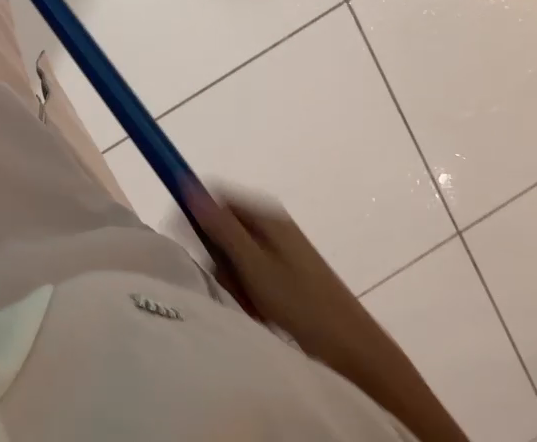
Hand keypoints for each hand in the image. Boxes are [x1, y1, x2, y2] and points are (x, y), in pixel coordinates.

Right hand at [188, 190, 372, 355]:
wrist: (354, 351)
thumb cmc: (302, 304)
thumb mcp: (254, 265)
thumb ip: (220, 226)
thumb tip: (186, 185)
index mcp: (266, 215)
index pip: (216, 196)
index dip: (195, 213)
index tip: (181, 239)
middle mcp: (272, 227)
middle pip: (223, 228)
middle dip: (216, 257)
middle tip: (226, 284)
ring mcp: (281, 253)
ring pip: (234, 256)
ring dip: (231, 280)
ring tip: (246, 304)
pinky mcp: (286, 277)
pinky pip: (250, 275)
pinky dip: (247, 293)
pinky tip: (258, 313)